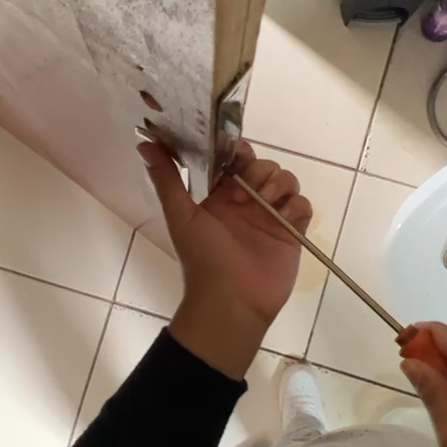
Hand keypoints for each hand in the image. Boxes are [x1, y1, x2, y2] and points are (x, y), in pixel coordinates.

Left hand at [140, 140, 308, 377]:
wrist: (231, 302)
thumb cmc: (203, 259)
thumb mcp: (181, 216)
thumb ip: (167, 180)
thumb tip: (145, 144)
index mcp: (218, 196)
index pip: (232, 158)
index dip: (235, 150)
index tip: (233, 156)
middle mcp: (245, 201)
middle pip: (262, 165)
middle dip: (257, 169)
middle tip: (243, 193)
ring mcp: (269, 216)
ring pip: (285, 179)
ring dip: (278, 182)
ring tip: (263, 202)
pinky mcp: (291, 231)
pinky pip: (302, 205)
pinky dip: (296, 204)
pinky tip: (282, 217)